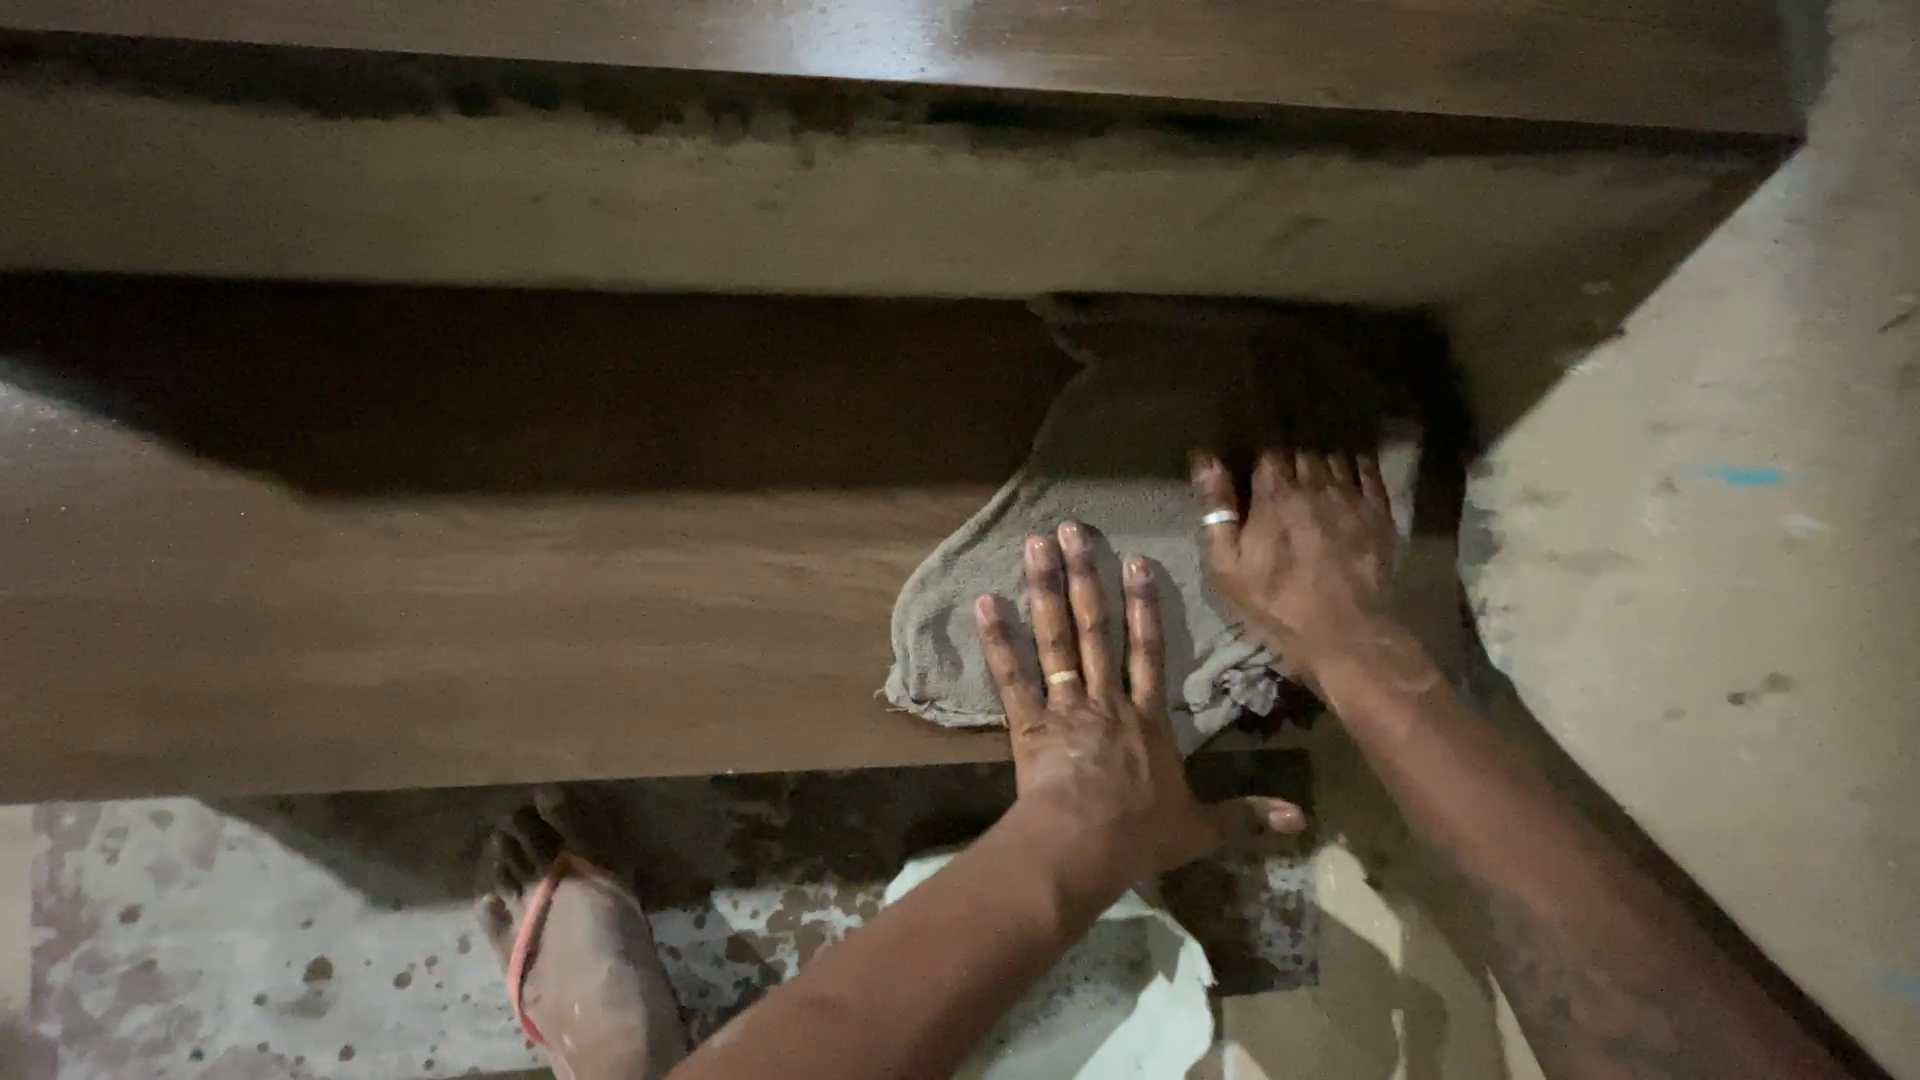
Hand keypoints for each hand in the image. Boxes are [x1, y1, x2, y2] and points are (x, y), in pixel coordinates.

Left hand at [973, 522, 1305, 889]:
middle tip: (1071, 530)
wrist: (1086, 846)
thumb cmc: (1141, 835)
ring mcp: (1065, 706)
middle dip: (1086, 577)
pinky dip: (997, 642)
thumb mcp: (1200, 828)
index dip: (1145, 605)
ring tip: (1034, 547)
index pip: (1149, 651)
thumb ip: (1245, 816)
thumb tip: (1301, 821)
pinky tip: (985, 604)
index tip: (1136, 559)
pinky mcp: (1029, 722)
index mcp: (1146, 718)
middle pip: (1096, 629)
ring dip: (1045, 591)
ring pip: (1055, 639)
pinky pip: (1011, 677)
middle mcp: (1105, 699)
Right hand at [1190, 449, 1398, 670]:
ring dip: (1321, 461)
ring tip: (1313, 473)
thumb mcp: (1228, 564)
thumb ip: (1217, 509)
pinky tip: (1349, 473)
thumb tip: (1204, 459)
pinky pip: (1369, 472)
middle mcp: (1315, 485)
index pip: (1268, 452)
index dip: (1261, 454)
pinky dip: (1356, 466)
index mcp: (1275, 495)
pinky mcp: (1379, 513)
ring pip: (1334, 458)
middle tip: (1283, 471)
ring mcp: (1351, 497)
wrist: (1345, 631)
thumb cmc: (1276, 601)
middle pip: (1302, 452)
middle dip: (1291, 457)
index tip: (1255, 464)